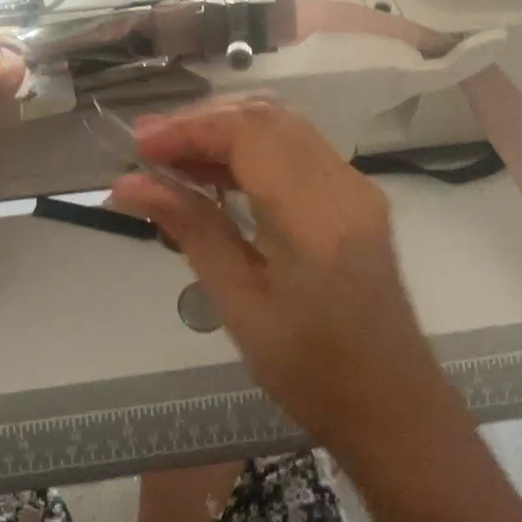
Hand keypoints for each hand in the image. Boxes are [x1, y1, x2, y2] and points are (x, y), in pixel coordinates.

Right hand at [108, 96, 454, 451]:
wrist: (391, 405)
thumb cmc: (310, 371)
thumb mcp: (240, 305)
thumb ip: (191, 230)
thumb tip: (130, 185)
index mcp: (317, 219)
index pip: (250, 135)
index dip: (190, 128)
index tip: (139, 146)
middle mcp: (344, 187)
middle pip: (267, 116)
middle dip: (202, 121)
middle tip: (148, 147)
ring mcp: (356, 187)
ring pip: (283, 124)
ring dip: (225, 128)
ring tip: (171, 157)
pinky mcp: (356, 195)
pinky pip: (298, 146)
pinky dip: (251, 145)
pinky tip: (214, 172)